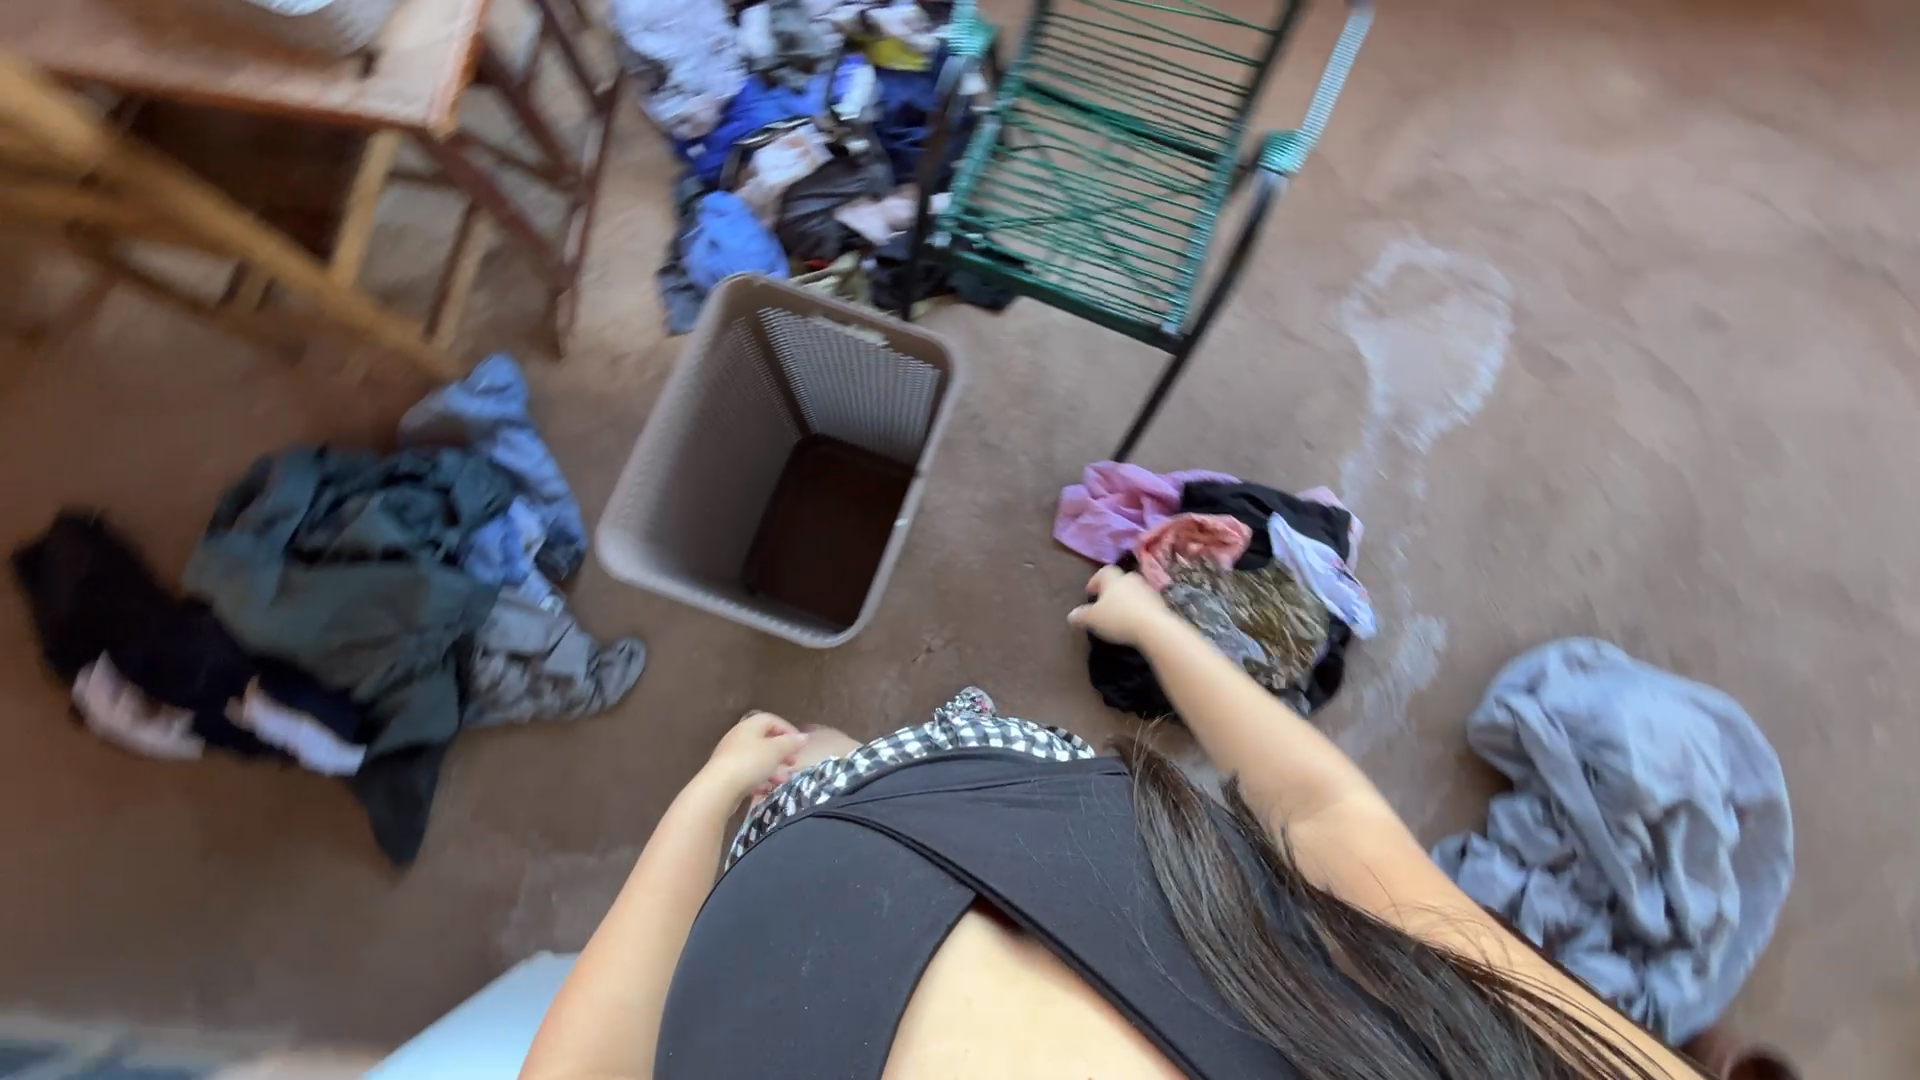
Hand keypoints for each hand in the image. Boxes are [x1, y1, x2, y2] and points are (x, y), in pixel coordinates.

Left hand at [699, 711, 808, 803]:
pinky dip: (759, 779)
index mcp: (750, 726)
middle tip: (792, 762)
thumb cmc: (750, 763)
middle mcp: (739, 737)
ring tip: (783, 780)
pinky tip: (766, 789)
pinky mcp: (726, 774)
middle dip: (781, 752)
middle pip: (765, 740)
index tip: (799, 744)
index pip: (771, 720)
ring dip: (773, 768)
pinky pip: (747, 772)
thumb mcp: (776, 751)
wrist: (718, 788)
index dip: (788, 730)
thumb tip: (804, 737)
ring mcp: (731, 756)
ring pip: (757, 758)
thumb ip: (791, 743)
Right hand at [1068, 565, 1178, 646]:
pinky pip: (1144, 603)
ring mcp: (1147, 590)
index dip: (1095, 581)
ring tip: (1119, 614)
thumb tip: (1071, 615)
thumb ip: (1081, 616)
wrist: (1154, 627)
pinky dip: (1138, 609)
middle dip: (1112, 590)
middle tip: (1105, 603)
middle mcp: (1131, 579)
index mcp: (1113, 579)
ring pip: (1133, 591)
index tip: (1090, 593)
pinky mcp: (1160, 603)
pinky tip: (1134, 621)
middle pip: (1120, 580)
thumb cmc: (1118, 618)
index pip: (1103, 572)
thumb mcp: (1093, 619)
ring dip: (1126, 600)